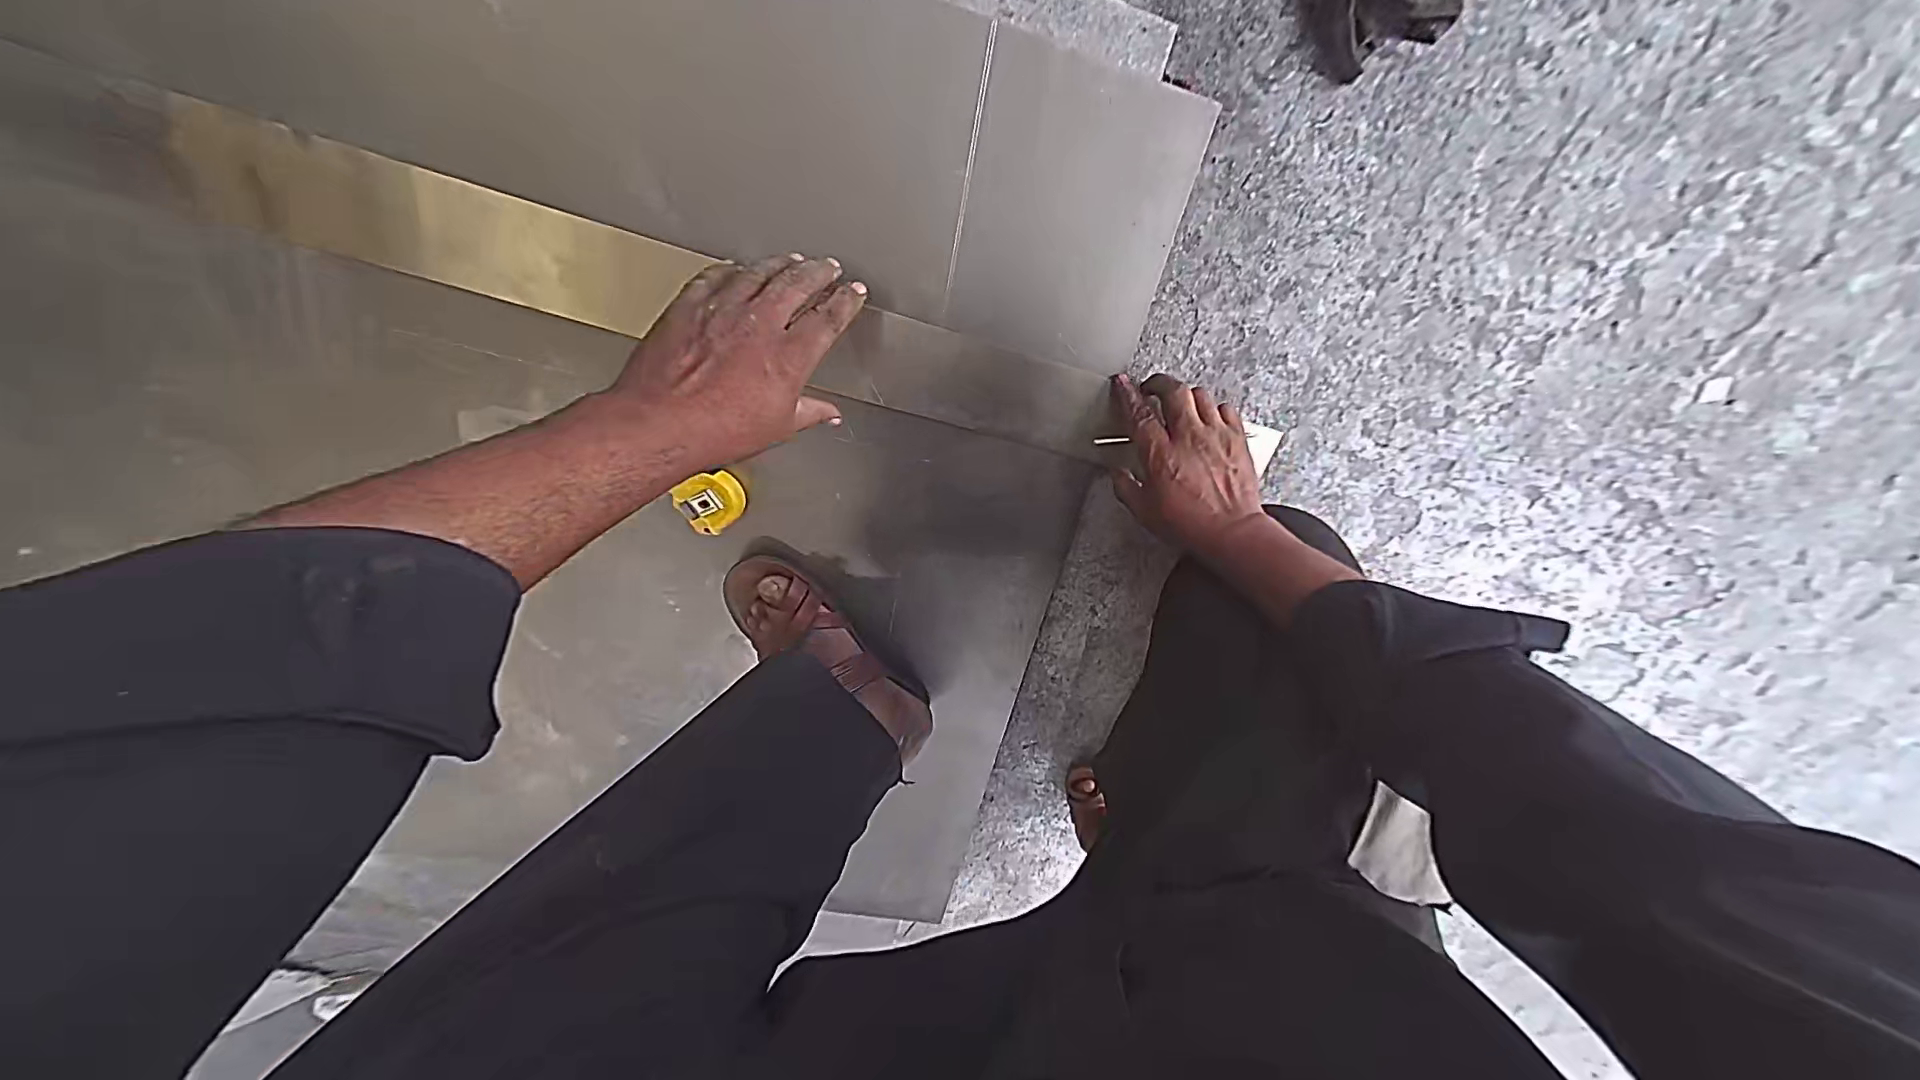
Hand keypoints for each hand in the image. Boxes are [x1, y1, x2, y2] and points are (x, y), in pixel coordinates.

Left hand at [602, 253, 865, 465]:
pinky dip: (732, 269)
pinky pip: (716, 275)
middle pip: (798, 283)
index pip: (828, 317)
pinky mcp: (690, 305)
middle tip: (829, 267)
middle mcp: (759, 326)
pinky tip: (737, 268)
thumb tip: (826, 413)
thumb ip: (809, 412)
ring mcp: (723, 311)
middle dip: (819, 272)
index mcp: (789, 357)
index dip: (845, 301)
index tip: (852, 293)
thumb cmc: (716, 430)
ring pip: (759, 272)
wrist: (661, 423)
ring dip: (780, 264)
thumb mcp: (778, 427)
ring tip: (792, 260)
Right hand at [1109, 373, 1266, 557]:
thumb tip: (1118, 474)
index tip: (1122, 384)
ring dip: (1185, 395)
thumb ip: (1126, 487)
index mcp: (1160, 455)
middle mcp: (1188, 438)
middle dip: (1158, 383)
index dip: (1126, 395)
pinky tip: (1208, 417)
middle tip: (1151, 387)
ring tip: (1178, 402)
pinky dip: (1213, 408)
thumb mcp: (1144, 511)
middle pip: (1172, 391)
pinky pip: (1225, 408)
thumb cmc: (1191, 524)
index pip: (1138, 414)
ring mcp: (1215, 435)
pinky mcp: (1236, 439)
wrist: (1232, 532)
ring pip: (1199, 395)